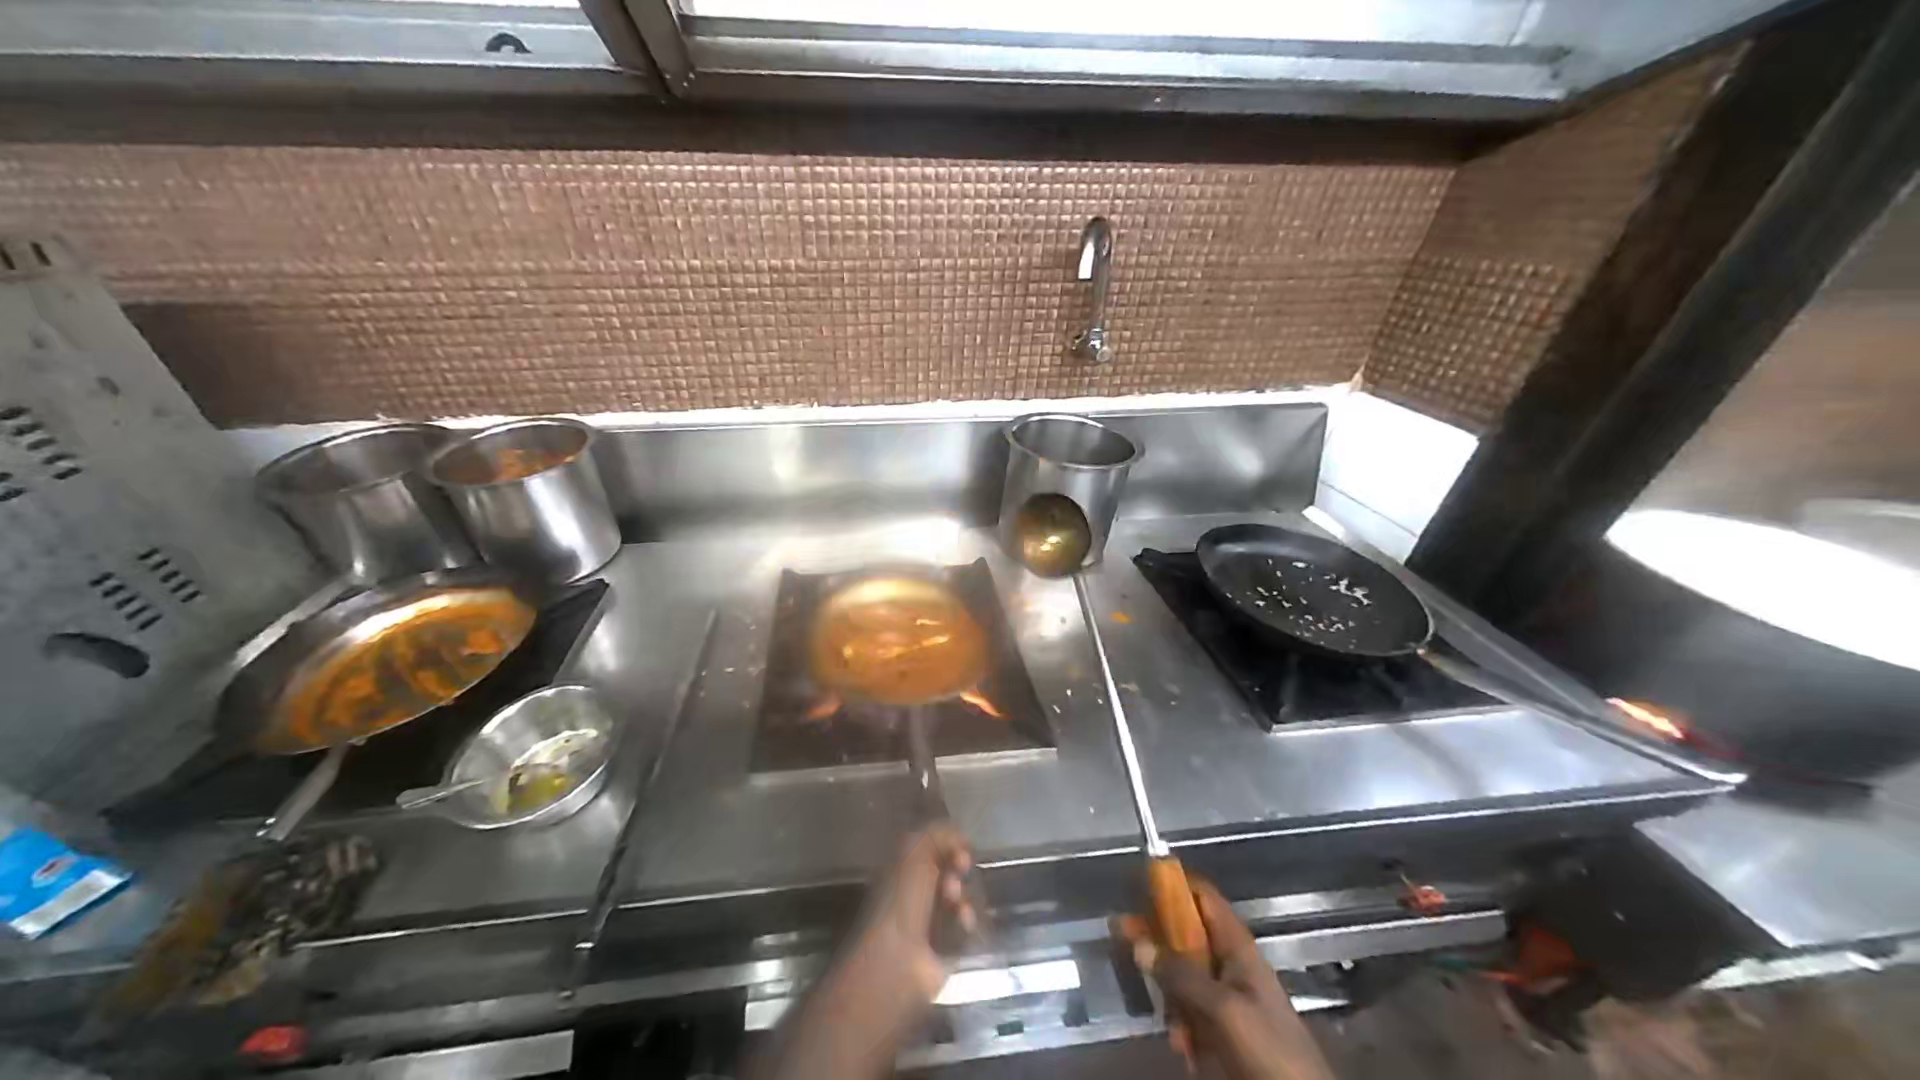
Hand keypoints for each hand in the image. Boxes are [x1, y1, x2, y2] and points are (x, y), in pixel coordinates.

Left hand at [750, 824, 975, 1079]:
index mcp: (902, 869)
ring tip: (956, 904)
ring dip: (964, 895)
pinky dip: (967, 921)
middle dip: (958, 868)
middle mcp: (916, 893)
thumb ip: (937, 834)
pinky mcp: (946, 947)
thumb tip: (960, 834)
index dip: (949, 844)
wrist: (897, 961)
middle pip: (950, 871)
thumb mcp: (913, 854)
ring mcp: (931, 921)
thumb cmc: (900, 901)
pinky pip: (966, 926)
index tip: (961, 847)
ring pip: (961, 897)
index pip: (933, 849)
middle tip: (960, 871)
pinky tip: (963, 923)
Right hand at [1118, 881, 1336, 1079]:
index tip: (1139, 882)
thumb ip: (1181, 976)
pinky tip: (1186, 1052)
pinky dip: (1184, 1028)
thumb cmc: (1270, 1052)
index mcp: (1238, 948)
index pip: (1203, 898)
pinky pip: (1192, 1015)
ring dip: (1171, 997)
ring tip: (1174, 1029)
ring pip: (1184, 978)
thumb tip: (1138, 941)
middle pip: (1187, 936)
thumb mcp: (1223, 1010)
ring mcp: (1230, 1000)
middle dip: (1158, 942)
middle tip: (1124, 939)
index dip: (1174, 886)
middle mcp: (1232, 966)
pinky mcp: (1227, 1033)